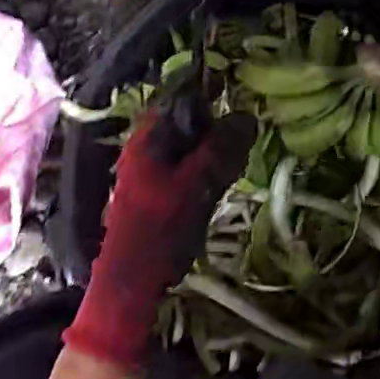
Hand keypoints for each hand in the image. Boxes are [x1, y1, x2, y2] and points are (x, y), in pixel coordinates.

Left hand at [62, 108, 255, 367]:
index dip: (219, 99)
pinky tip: (218, 188)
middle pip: (194, 120)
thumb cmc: (161, 228)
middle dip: (221, 132)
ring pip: (195, 144)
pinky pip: (190, 165)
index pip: (189, 96)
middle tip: (241, 151)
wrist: (131, 281)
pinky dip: (207, 171)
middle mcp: (147, 142)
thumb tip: (248, 115)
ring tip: (233, 172)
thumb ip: (222, 147)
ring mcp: (151, 165)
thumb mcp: (199, 183)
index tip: (244, 115)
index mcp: (151, 133)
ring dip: (217, 154)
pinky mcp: (158, 187)